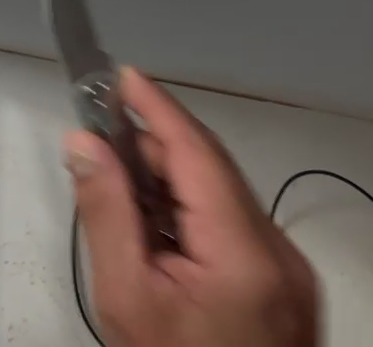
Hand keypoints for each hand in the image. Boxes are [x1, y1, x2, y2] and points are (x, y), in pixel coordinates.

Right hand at [66, 68, 317, 346]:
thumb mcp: (127, 297)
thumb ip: (105, 213)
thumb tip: (84, 144)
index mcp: (245, 253)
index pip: (197, 152)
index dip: (157, 106)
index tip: (122, 74)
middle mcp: (279, 252)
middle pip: (208, 169)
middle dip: (151, 147)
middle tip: (96, 138)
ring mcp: (288, 269)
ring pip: (217, 194)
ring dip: (166, 179)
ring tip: (117, 188)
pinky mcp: (283, 282)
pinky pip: (229, 222)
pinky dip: (186, 209)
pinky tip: (152, 225)